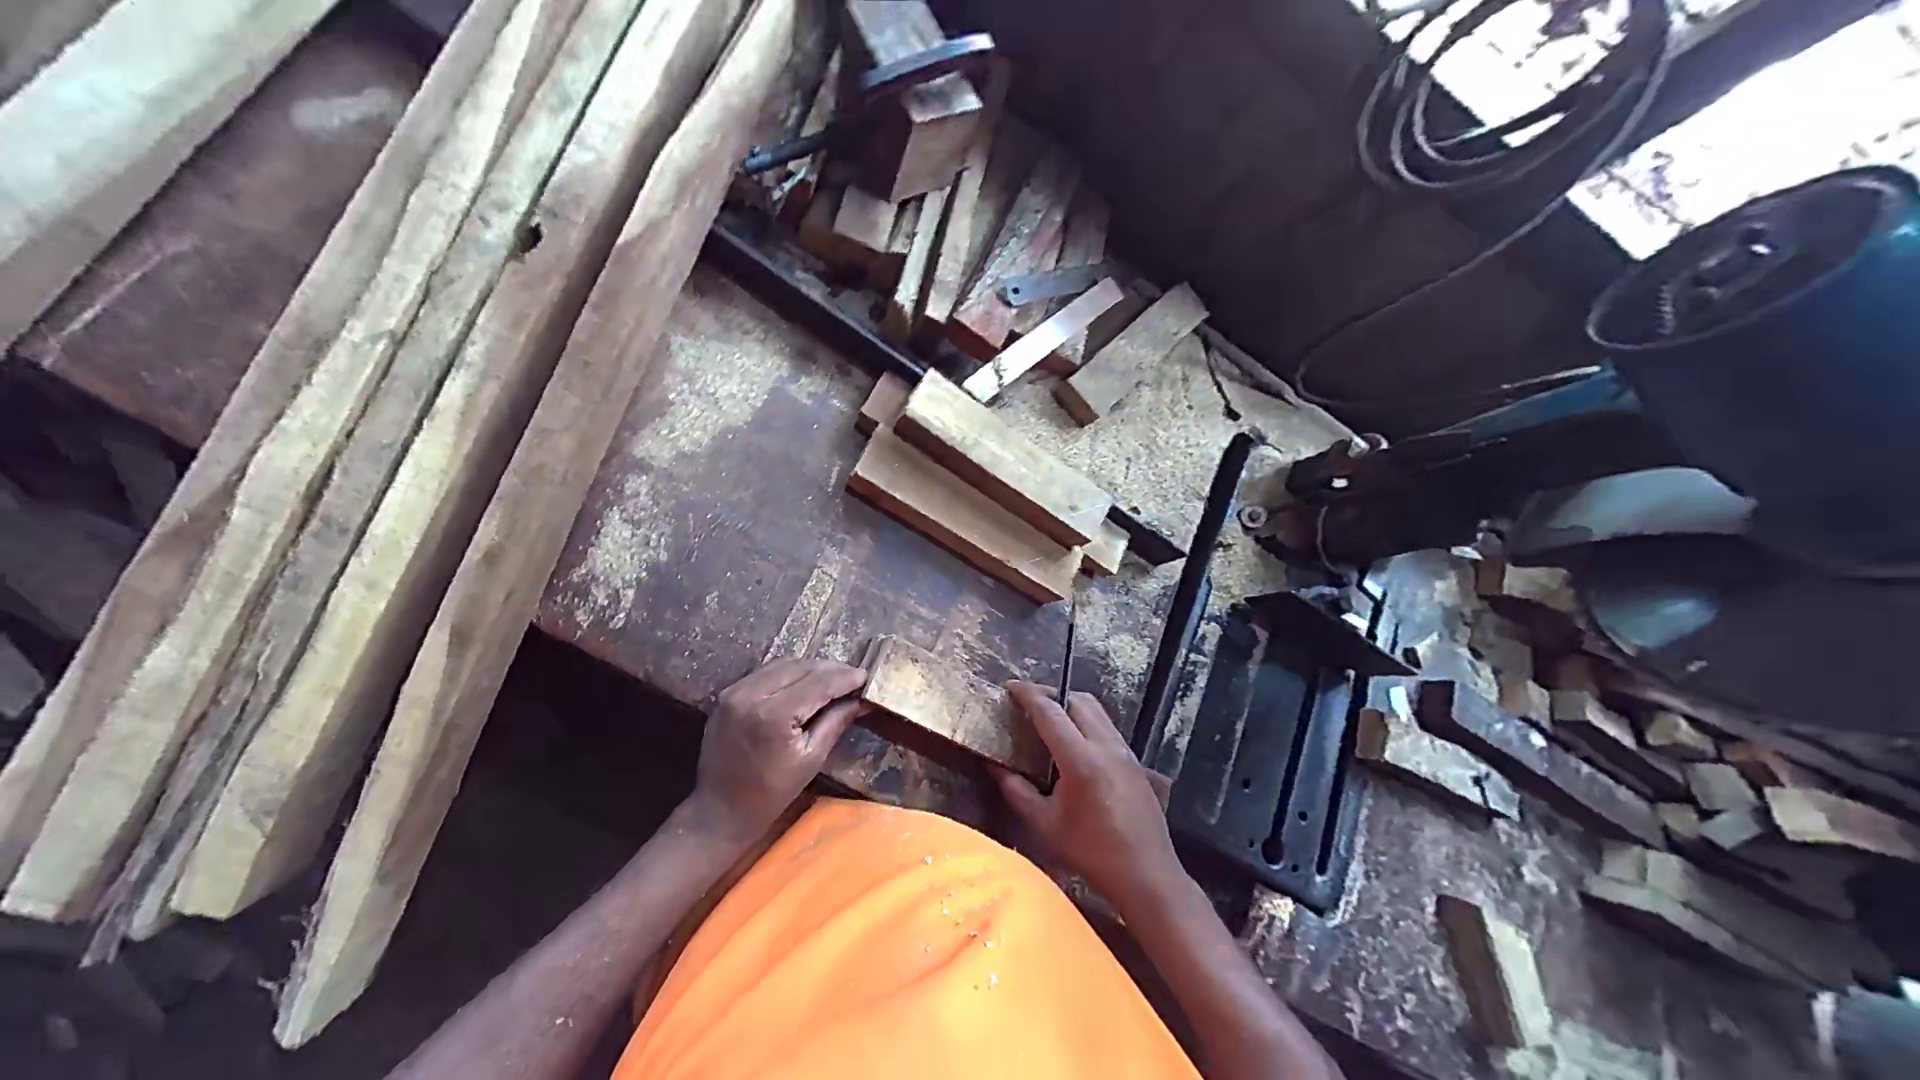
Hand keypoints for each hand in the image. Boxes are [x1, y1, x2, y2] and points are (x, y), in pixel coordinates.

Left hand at [688, 658, 868, 842]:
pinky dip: (789, 673)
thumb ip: (836, 721)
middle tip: (853, 678)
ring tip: (833, 679)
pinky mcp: (728, 693)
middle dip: (831, 669)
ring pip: (784, 664)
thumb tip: (862, 700)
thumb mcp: (812, 758)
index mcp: (773, 715)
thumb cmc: (771, 793)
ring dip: (811, 668)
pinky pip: (766, 672)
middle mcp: (751, 694)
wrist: (720, 809)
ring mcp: (735, 691)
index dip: (845, 677)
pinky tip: (805, 683)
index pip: (818, 683)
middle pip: (801, 667)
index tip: (866, 676)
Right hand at [994, 682, 1186, 913]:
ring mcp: (1125, 752)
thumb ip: (1017, 791)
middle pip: (1078, 700)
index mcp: (1081, 760)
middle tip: (1029, 705)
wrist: (1146, 874)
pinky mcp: (1135, 762)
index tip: (1010, 687)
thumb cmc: (1091, 852)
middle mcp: (1106, 746)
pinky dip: (1087, 723)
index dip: (1028, 695)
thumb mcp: (1045, 825)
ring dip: (1071, 707)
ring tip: (1050, 721)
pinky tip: (1075, 745)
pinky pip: (1107, 728)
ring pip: (1097, 711)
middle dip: (1052, 695)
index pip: (1050, 712)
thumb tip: (995, 767)